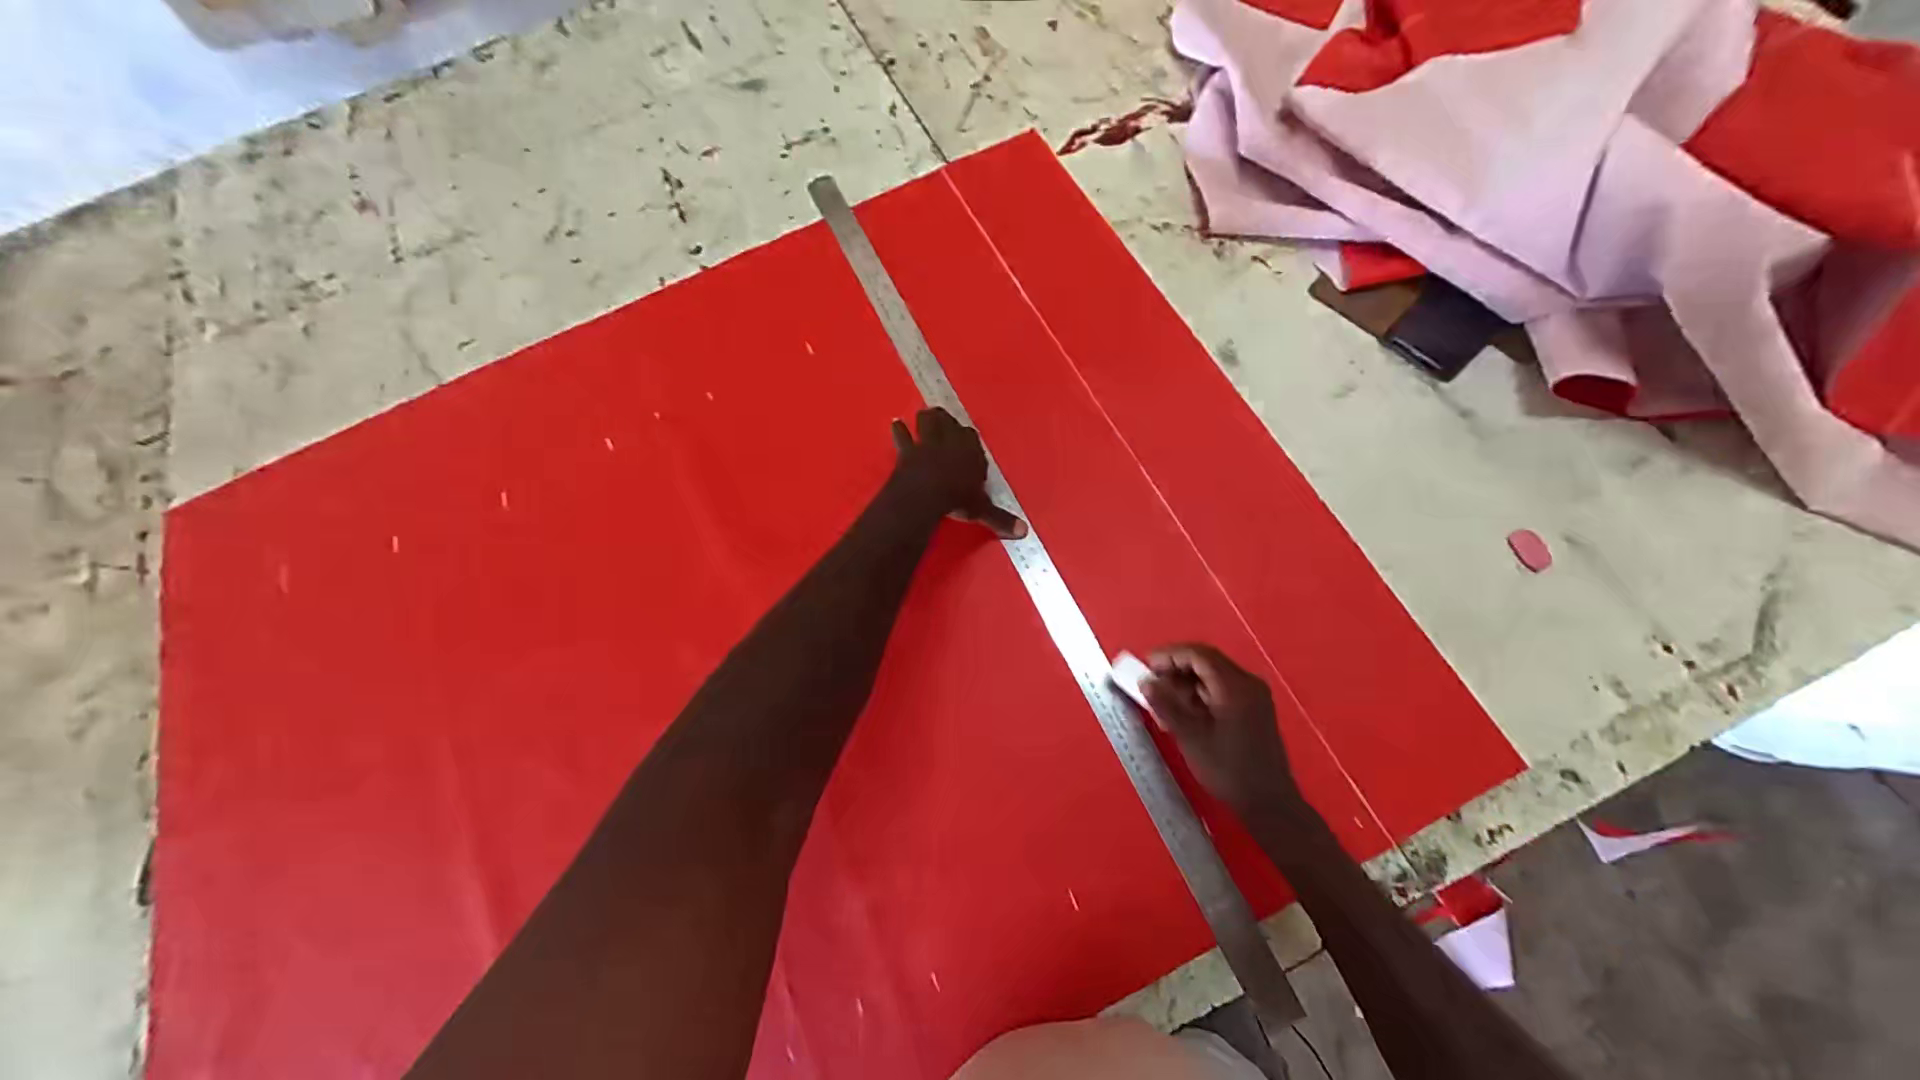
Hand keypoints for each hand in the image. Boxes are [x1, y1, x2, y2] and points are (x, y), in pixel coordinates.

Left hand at [891, 408, 1026, 538]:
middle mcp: (951, 442)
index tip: (969, 447)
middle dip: (949, 422)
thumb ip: (1000, 519)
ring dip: (928, 419)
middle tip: (947, 422)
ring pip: (929, 421)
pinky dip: (899, 431)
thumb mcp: (981, 511)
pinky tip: (896, 424)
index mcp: (972, 452)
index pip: (973, 440)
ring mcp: (927, 443)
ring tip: (927, 415)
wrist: (925, 495)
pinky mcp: (907, 450)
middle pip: (951, 423)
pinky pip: (903, 436)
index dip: (970, 443)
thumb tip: (1023, 532)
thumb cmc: (957, 500)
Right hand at [1139, 644, 1302, 817]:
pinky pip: (1221, 689)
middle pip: (1206, 661)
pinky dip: (1199, 695)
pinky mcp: (1252, 708)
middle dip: (1175, 669)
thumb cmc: (1228, 770)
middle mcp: (1248, 683)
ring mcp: (1253, 695)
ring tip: (1162, 703)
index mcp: (1235, 686)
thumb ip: (1166, 705)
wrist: (1269, 803)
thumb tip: (1145, 681)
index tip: (1145, 666)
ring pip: (1212, 675)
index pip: (1198, 654)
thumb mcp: (1191, 738)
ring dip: (1185, 683)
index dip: (1169, 655)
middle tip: (1150, 685)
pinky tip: (1182, 713)